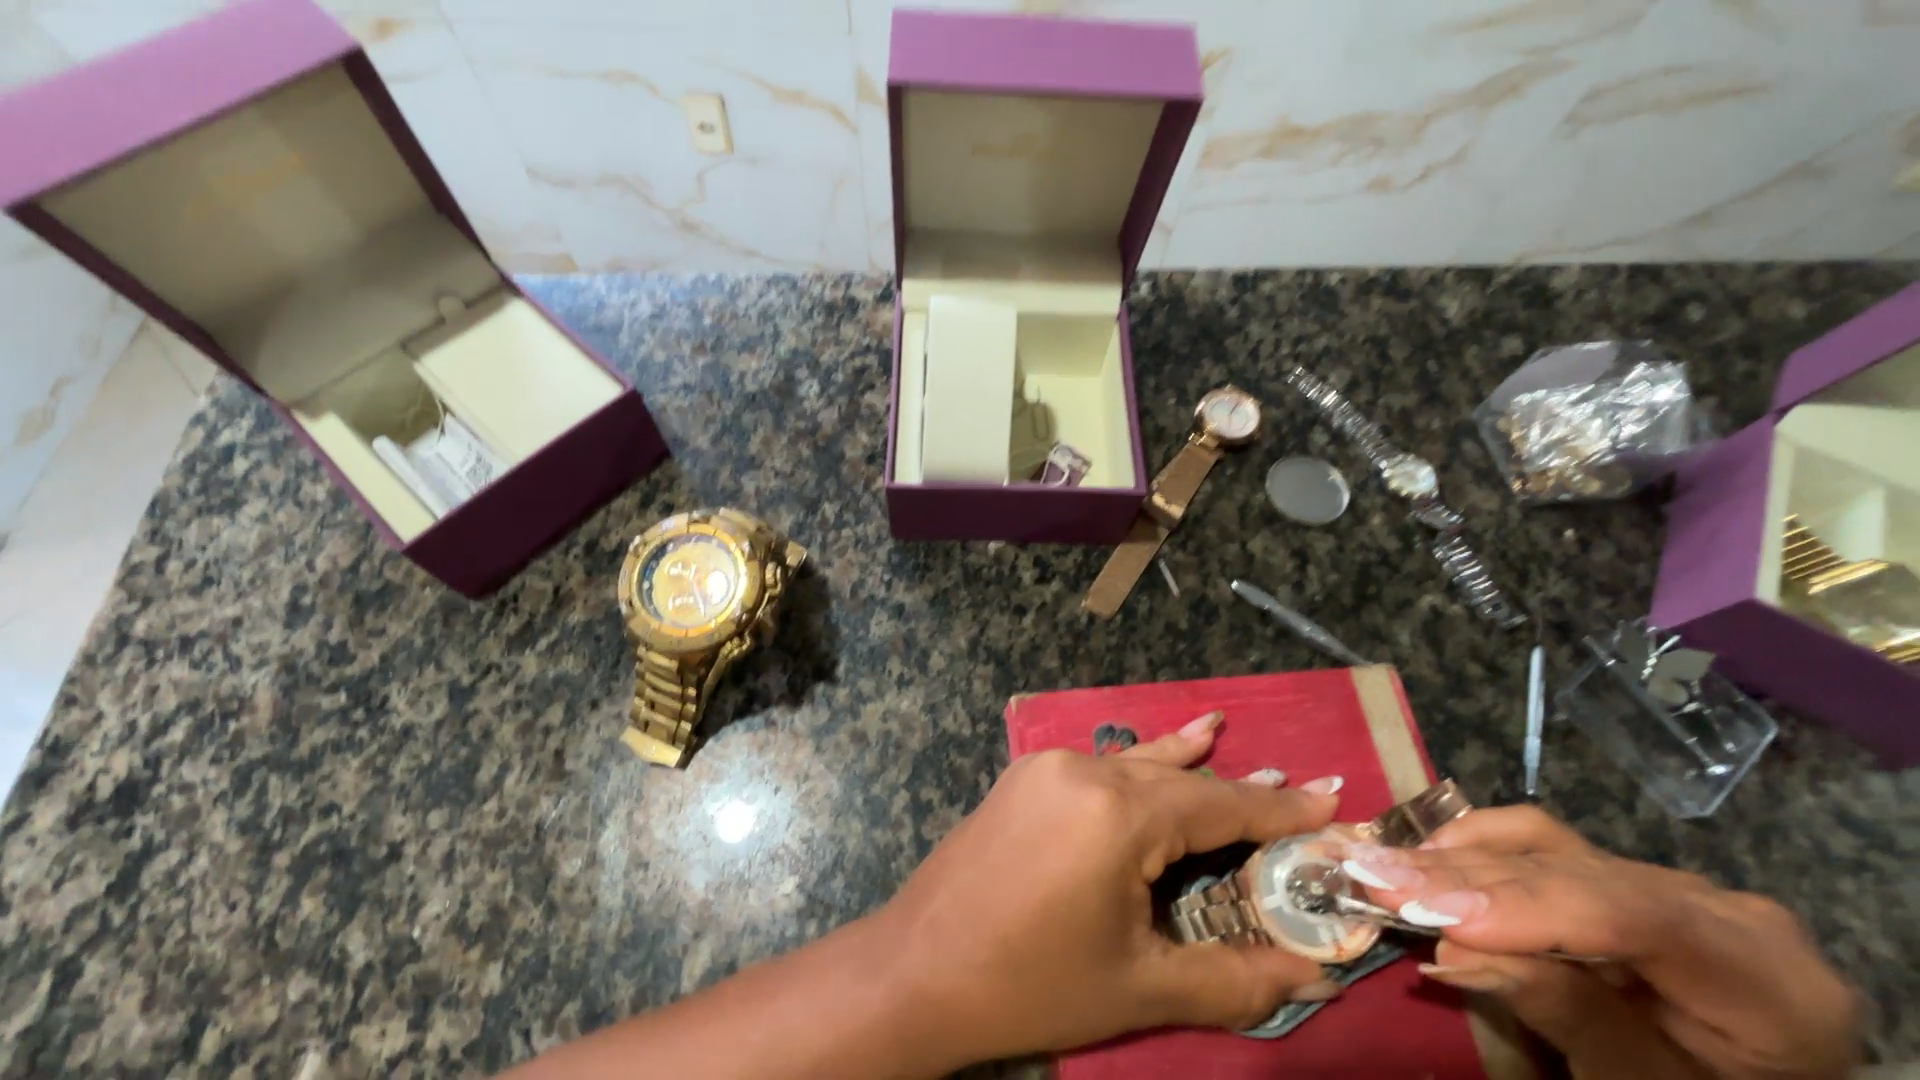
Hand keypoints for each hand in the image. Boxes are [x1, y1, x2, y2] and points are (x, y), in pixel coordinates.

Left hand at [871, 712, 1346, 1069]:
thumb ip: (1234, 978)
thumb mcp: (1140, 988)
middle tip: (1298, 792)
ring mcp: (1046, 768)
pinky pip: (1097, 766)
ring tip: (1221, 731)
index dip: (1280, 811)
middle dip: (1238, 794)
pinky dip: (1135, 765)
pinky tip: (1153, 754)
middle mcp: (1084, 770)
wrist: (914, 972)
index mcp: (1118, 813)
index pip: (1220, 804)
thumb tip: (1314, 973)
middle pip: (1180, 780)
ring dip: (1183, 760)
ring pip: (1136, 763)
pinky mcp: (1021, 779)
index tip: (1332, 804)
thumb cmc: (1031, 984)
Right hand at [1336, 806, 1861, 1078]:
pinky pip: (1552, 845)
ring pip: (1554, 853)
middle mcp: (1727, 910)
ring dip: (1459, 860)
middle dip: (1469, 880)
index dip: (1529, 907)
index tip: (1436, 916)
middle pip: (1580, 877)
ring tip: (1381, 863)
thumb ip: (1567, 1013)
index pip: (1637, 918)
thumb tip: (1452, 949)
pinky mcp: (1631, 876)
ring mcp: (1678, 885)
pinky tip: (1432, 850)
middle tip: (1375, 877)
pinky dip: (1487, 846)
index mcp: (1767, 980)